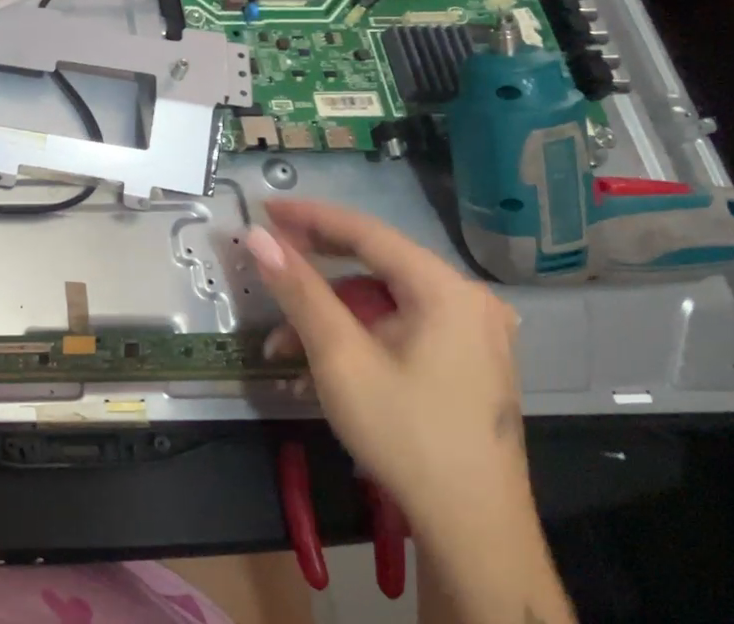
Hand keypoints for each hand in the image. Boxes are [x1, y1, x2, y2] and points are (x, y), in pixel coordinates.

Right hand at [249, 199, 523, 530]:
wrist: (472, 524)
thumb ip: (299, 290)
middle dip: (316, 272)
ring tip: (285, 346)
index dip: (310, 217)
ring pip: (386, 300)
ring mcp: (474, 334)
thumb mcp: (339, 357)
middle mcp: (469, 301)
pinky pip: (404, 326)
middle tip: (267, 265)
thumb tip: (258, 237)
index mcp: (446, 291)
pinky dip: (360, 334)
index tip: (263, 209)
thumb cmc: (404, 432)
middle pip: (378, 265)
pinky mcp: (469, 362)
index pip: (367, 232)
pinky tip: (323, 362)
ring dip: (331, 313)